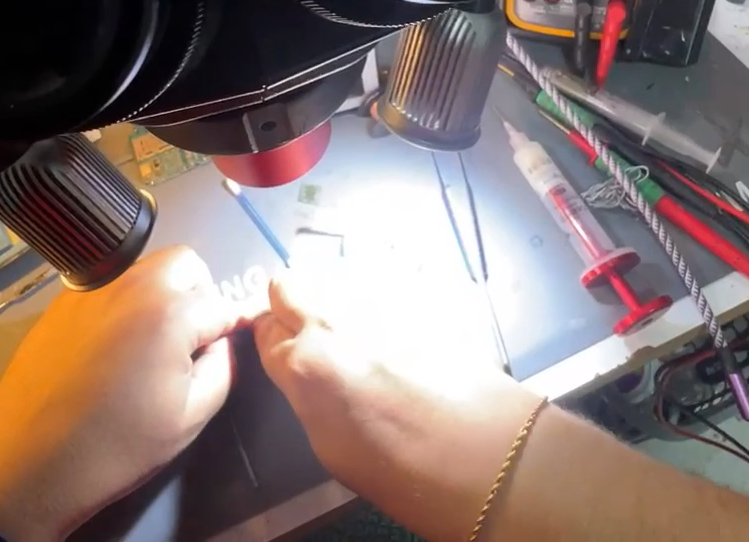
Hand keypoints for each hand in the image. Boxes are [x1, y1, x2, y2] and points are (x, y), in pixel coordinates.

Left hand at [0, 247, 245, 539]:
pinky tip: (109, 347)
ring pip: (148, 267)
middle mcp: (135, 282)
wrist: (26, 461)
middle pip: (187, 264)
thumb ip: (223, 367)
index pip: (221, 302)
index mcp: (170, 310)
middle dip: (197, 294)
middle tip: (185, 339)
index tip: (214, 354)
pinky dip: (124, 302)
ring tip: (145, 344)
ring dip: (161, 293)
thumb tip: (222, 342)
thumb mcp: (189, 418)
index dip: (225, 331)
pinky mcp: (67, 298)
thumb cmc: (114, 446)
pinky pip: (112, 284)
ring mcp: (97, 286)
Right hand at [253, 270, 539, 539]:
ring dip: (337, 303)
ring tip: (365, 337)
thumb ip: (303, 391)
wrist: (484, 451)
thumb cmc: (404, 469)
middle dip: (291, 305)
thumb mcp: (328, 443)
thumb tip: (302, 370)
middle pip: (286, 285)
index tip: (286, 350)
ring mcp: (371, 298)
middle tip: (314, 334)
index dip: (274, 341)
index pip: (263, 329)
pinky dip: (376, 304)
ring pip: (331, 280)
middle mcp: (331, 319)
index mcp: (304, 364)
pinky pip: (374, 286)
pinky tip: (400, 335)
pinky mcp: (410, 290)